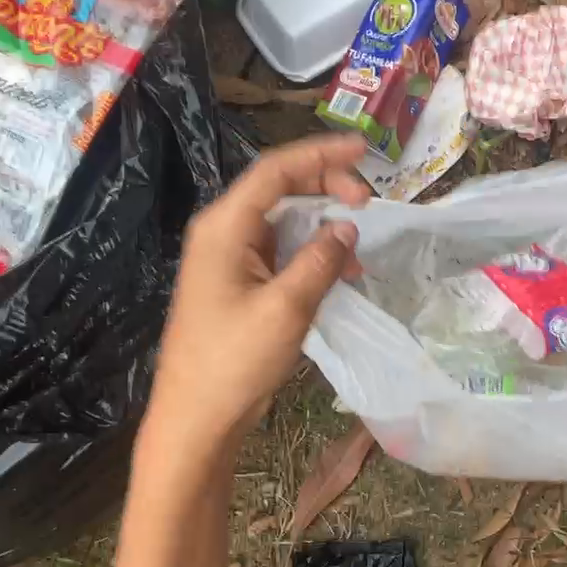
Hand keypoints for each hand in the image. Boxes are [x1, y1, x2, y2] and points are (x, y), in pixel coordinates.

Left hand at [142, 133, 371, 456]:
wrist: (198, 416)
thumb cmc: (235, 360)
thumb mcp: (286, 307)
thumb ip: (319, 260)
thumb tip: (347, 227)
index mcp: (226, 227)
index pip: (276, 170)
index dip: (322, 154)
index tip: (365, 151)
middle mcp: (225, 232)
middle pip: (280, 189)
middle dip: (326, 187)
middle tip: (368, 203)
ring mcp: (231, 259)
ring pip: (284, 221)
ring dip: (323, 224)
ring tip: (359, 247)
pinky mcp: (241, 284)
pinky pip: (282, 252)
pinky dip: (312, 253)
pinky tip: (340, 271)